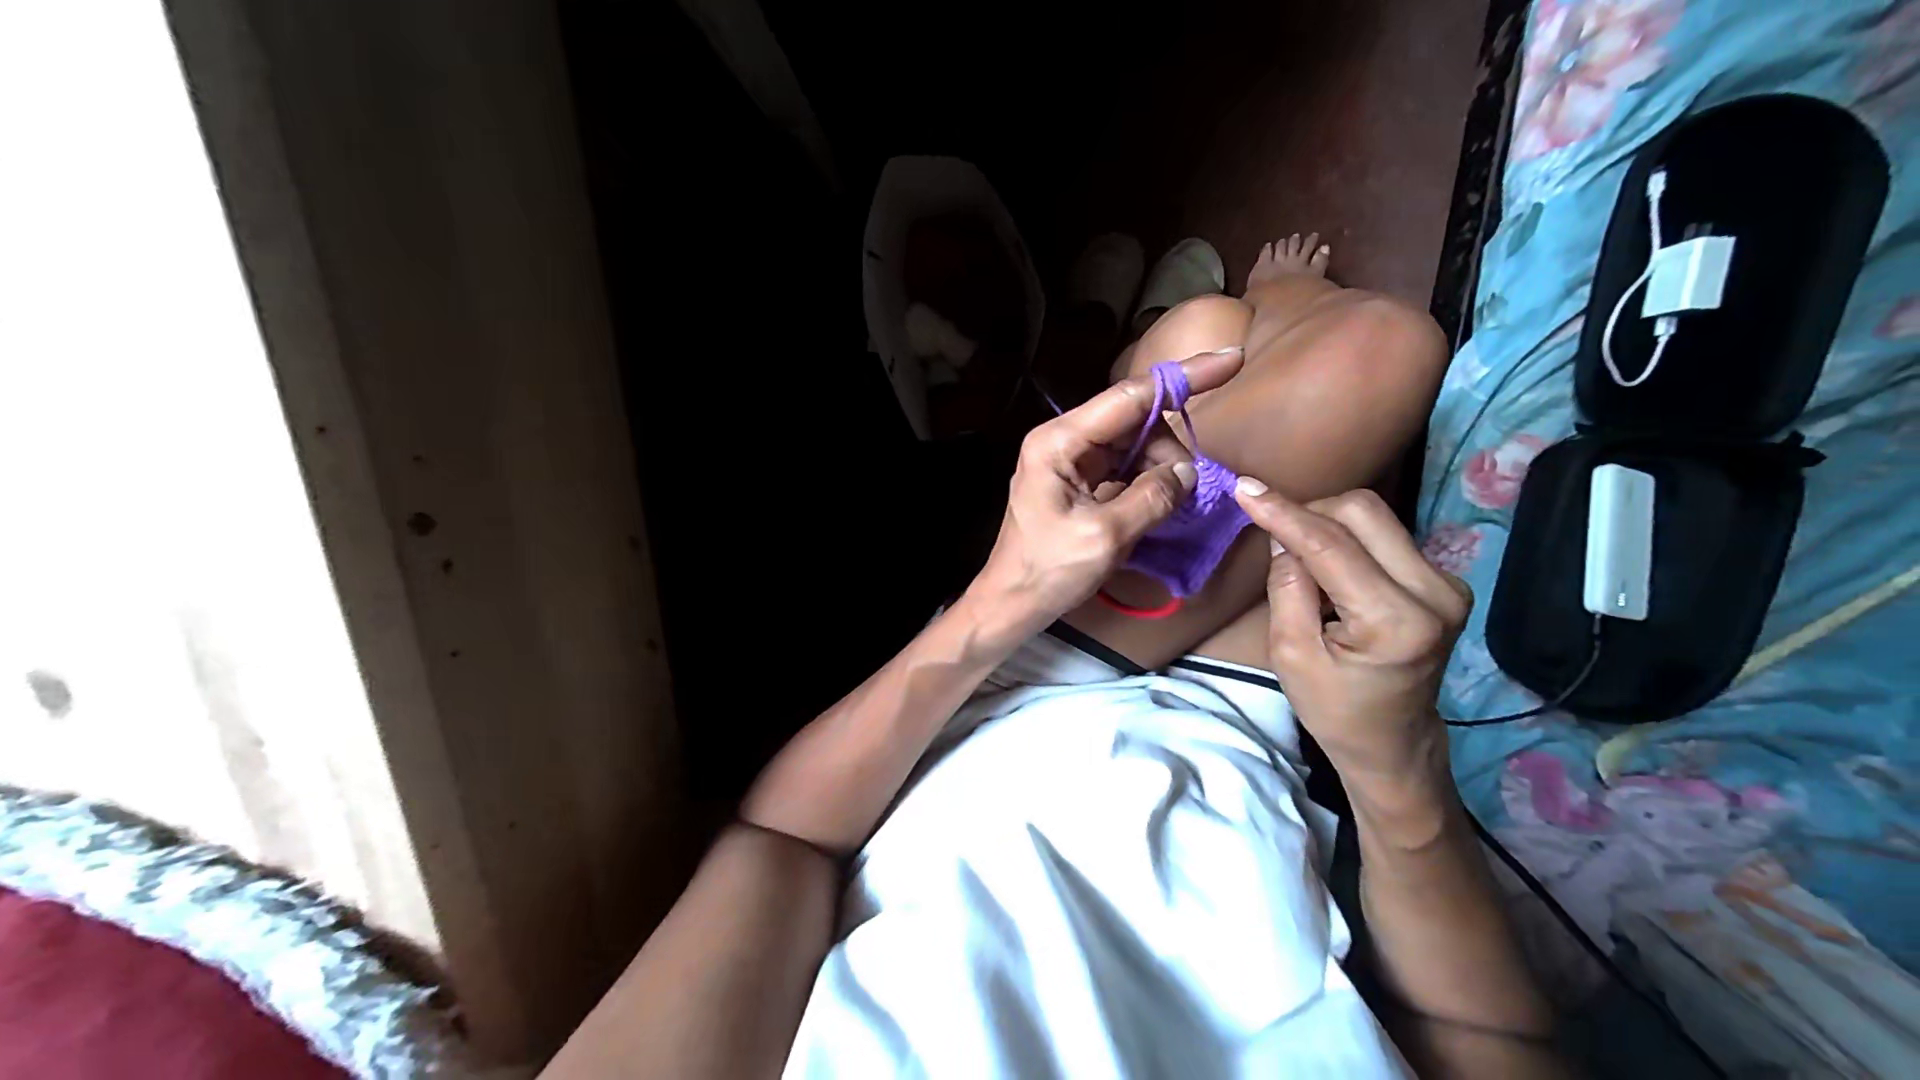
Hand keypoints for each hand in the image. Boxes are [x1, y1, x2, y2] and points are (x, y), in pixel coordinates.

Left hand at [964, 348, 1244, 644]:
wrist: (1012, 602)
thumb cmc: (1048, 570)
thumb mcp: (1105, 535)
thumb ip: (1152, 496)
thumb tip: (1189, 471)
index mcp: (1059, 441)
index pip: (1130, 397)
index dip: (1183, 378)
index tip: (1232, 361)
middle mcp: (1063, 440)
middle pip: (1135, 420)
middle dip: (1169, 446)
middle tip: (1188, 487)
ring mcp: (1070, 460)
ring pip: (1133, 444)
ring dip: (1160, 467)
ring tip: (1171, 503)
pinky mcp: (1079, 481)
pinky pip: (1124, 467)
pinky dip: (1148, 480)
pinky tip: (1161, 501)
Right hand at [1230, 484, 1472, 782]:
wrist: (1392, 739)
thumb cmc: (1334, 707)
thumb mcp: (1291, 655)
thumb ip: (1287, 588)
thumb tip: (1282, 536)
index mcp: (1397, 621)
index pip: (1332, 546)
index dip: (1284, 513)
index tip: (1244, 489)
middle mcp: (1435, 592)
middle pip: (1363, 512)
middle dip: (1309, 512)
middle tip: (1274, 535)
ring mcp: (1446, 582)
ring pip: (1374, 517)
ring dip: (1325, 525)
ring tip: (1299, 560)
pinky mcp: (1442, 578)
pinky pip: (1383, 534)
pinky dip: (1344, 539)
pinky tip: (1328, 570)